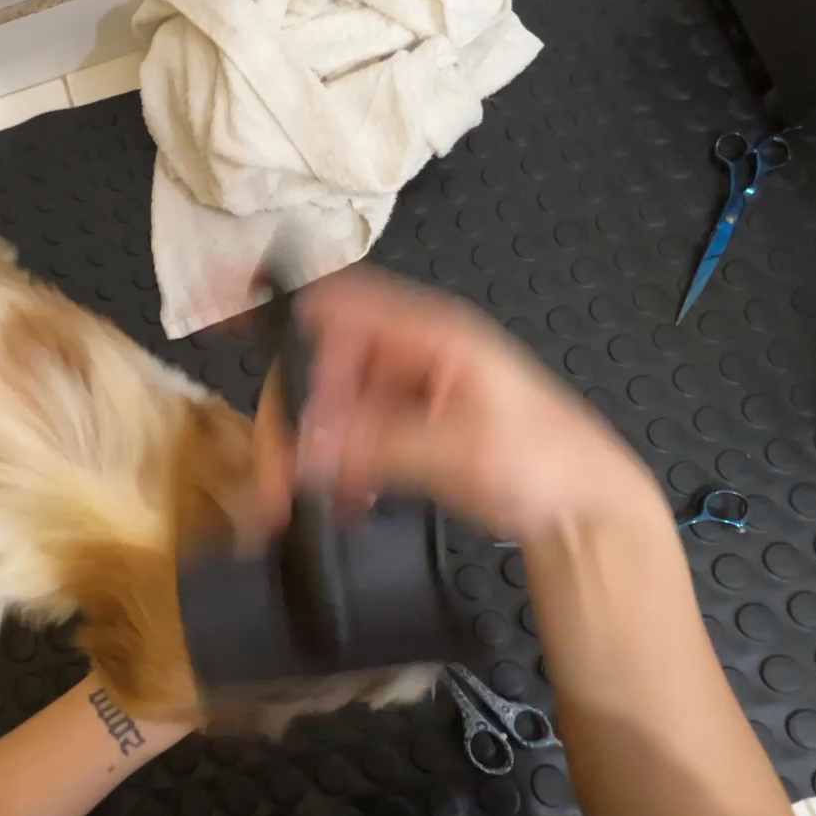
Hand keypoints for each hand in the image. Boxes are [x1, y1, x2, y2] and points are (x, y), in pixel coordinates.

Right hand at [253, 266, 668, 548]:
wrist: (584, 509)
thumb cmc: (544, 461)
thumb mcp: (458, 449)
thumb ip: (375, 443)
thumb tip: (303, 450)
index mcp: (427, 336)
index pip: (340, 307)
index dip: (285, 311)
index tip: (232, 328)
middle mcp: (406, 357)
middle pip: (321, 368)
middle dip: (291, 419)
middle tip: (273, 474)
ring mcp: (402, 395)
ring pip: (327, 411)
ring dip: (306, 454)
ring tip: (294, 502)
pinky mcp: (401, 431)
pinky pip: (346, 442)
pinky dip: (333, 471)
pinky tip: (342, 503)